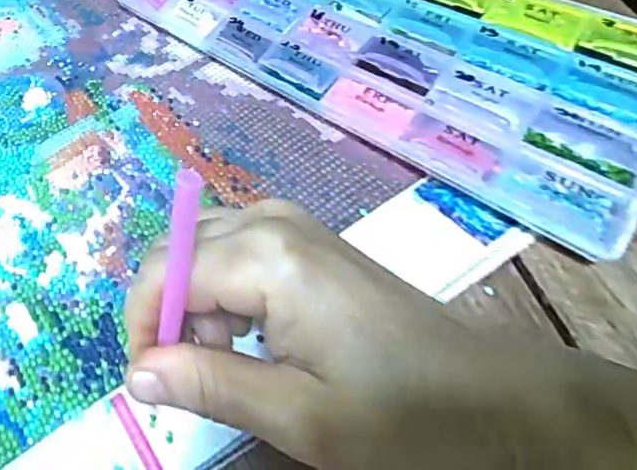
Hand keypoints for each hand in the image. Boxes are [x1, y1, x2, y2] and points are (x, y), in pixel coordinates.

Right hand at [121, 200, 589, 468]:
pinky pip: (226, 246)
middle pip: (174, 251)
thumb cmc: (405, 415)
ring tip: (231, 360)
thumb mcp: (305, 418)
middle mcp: (263, 218)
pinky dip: (218, 288)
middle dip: (166, 312)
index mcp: (264, 255)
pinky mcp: (294, 230)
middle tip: (193, 376)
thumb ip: (211, 386)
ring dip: (192, 302)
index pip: (164, 272)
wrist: (500, 396)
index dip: (142, 324)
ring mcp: (280, 218)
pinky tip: (251, 332)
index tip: (148, 381)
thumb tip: (136, 373)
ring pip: (196, 247)